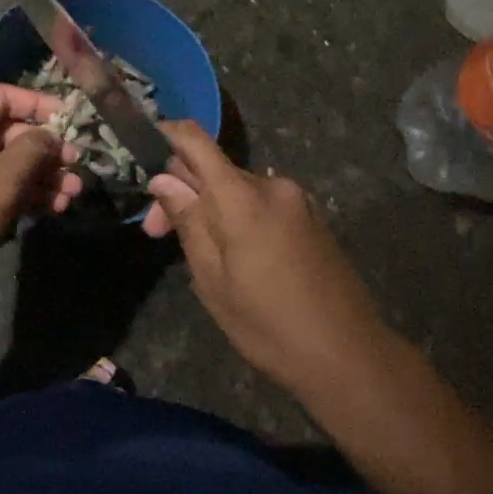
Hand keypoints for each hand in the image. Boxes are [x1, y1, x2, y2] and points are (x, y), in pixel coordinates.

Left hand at [0, 85, 82, 293]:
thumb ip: (31, 151)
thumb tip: (51, 134)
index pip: (1, 96)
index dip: (39, 105)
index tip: (72, 120)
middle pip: (6, 131)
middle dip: (44, 150)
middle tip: (77, 166)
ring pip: (5, 162)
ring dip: (40, 175)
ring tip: (73, 194)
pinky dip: (23, 193)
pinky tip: (54, 207)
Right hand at [143, 122, 384, 386]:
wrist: (352, 358)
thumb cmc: (269, 324)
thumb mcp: (212, 279)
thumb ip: (188, 221)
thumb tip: (163, 179)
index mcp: (242, 196)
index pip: (195, 140)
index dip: (165, 135)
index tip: (140, 154)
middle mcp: (271, 186)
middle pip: (213, 169)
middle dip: (182, 192)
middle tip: (158, 235)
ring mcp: (297, 201)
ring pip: (236, 188)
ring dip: (210, 208)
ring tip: (198, 254)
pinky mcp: (311, 219)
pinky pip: (261, 204)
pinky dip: (238, 217)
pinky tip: (234, 257)